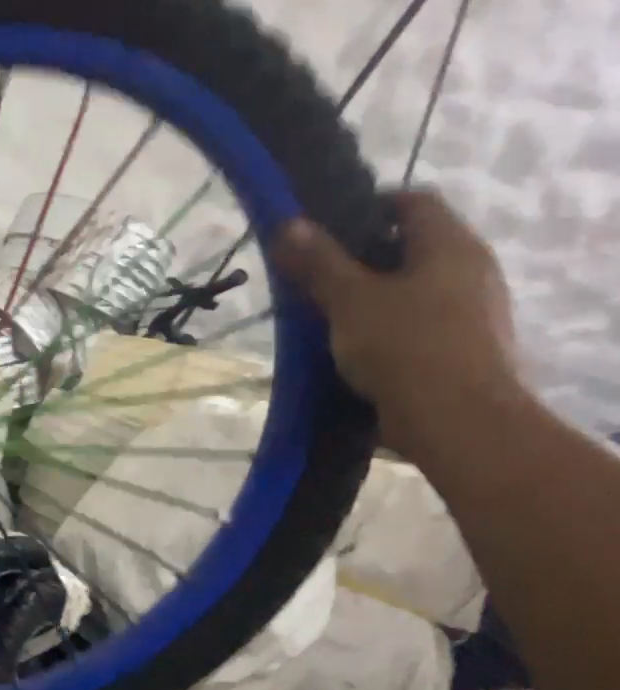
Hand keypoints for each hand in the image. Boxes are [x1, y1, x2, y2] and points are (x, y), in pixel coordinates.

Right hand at [273, 191, 521, 449]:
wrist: (456, 417)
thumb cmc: (403, 346)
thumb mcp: (350, 301)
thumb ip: (319, 262)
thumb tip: (287, 223)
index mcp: (450, 245)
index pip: (411, 202)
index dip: (365, 207)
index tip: (321, 231)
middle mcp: (470, 267)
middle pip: (411, 245)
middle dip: (360, 258)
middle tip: (314, 278)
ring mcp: (472, 307)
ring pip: (412, 285)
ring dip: (370, 294)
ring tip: (326, 317)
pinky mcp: (463, 343)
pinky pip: (418, 318)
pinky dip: (385, 323)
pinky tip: (354, 347)